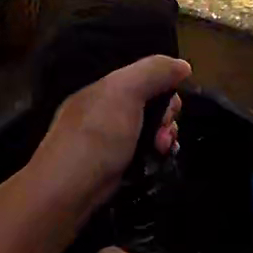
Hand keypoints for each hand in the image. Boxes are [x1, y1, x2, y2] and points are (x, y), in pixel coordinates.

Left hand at [28, 55, 188, 208]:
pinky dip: (156, 154)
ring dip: (164, 136)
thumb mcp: (125, 91)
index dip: (165, 88)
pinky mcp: (114, 163)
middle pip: (151, 104)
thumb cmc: (97, 134)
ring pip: (150, 129)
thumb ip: (153, 72)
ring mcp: (109, 137)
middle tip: (163, 132)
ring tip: (162, 149)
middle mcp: (106, 109)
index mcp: (104, 87)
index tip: (170, 104)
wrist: (69, 187)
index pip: (145, 77)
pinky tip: (159, 159)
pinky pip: (144, 150)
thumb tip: (183, 65)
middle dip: (166, 116)